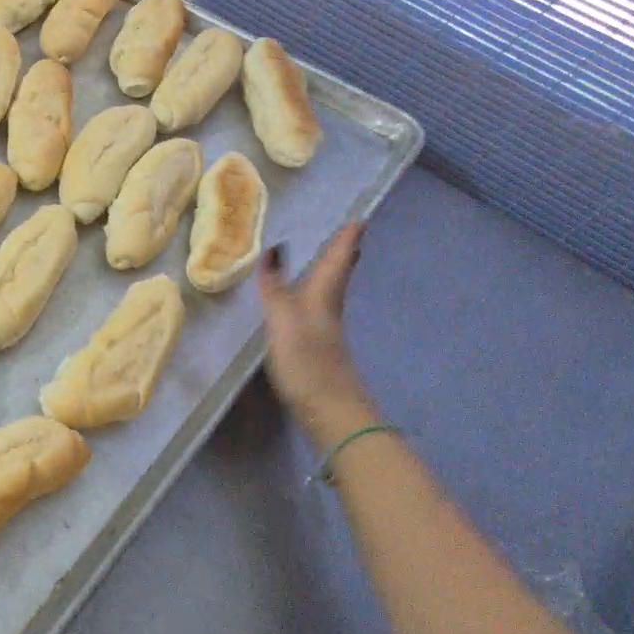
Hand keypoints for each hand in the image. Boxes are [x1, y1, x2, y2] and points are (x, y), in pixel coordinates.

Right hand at [257, 220, 377, 448]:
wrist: (333, 414)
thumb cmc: (309, 364)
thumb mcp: (284, 322)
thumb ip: (275, 288)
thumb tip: (274, 249)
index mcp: (323, 300)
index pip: (335, 263)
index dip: (345, 241)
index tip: (359, 219)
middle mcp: (328, 312)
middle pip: (337, 277)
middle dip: (342, 256)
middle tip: (349, 236)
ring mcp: (325, 334)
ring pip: (328, 294)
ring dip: (328, 275)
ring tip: (325, 262)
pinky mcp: (317, 352)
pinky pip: (316, 312)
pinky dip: (314, 298)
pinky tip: (305, 307)